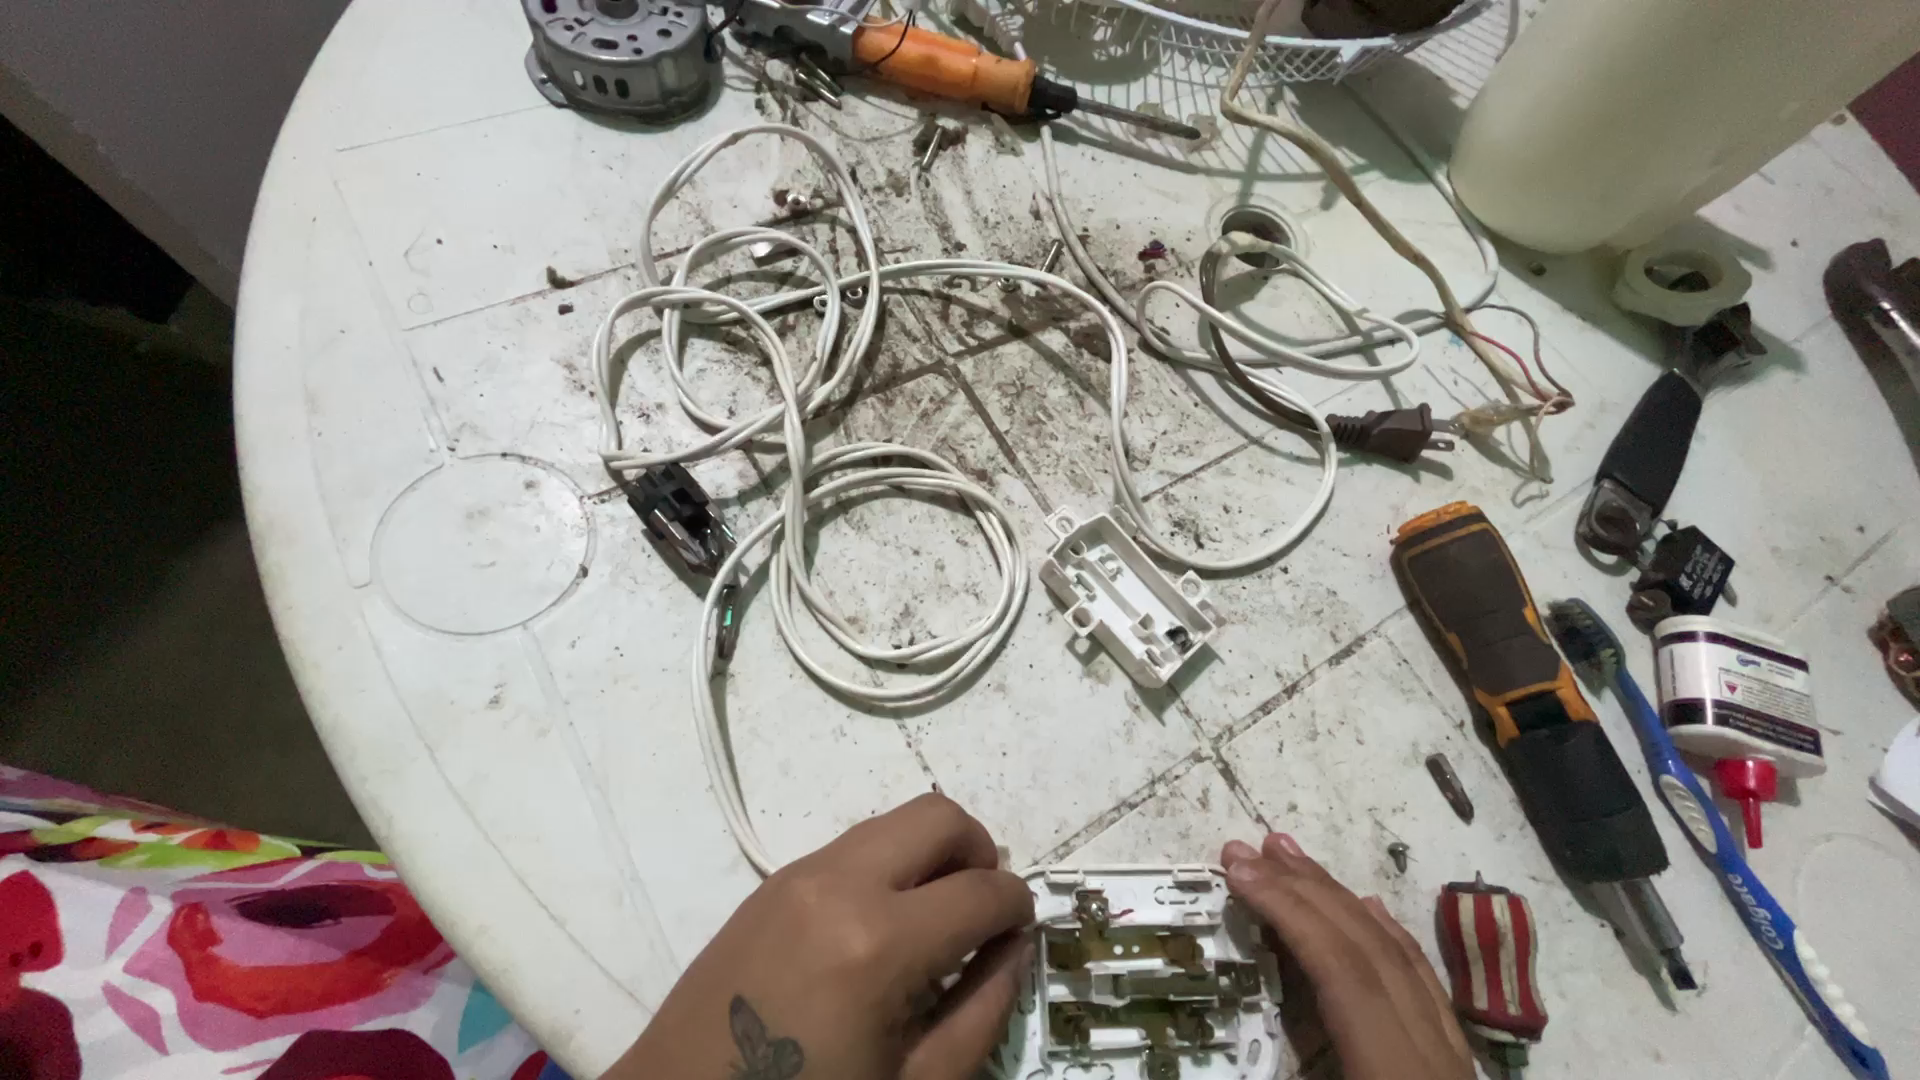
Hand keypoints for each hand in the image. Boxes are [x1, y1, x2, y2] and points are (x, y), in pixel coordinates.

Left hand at [609, 793, 1033, 1079]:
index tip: (1021, 927)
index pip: (982, 890)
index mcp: (878, 942)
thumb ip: (980, 1010)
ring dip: (932, 854)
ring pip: (895, 821)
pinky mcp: (773, 878)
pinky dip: (889, 865)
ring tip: (932, 918)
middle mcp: (840, 882)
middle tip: (981, 908)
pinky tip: (880, 925)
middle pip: (939, 816)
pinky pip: (853, 845)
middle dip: (980, 852)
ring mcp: (800, 872)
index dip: (1018, 905)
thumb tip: (1015, 945)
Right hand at [1221, 833, 1473, 1079]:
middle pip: (1370, 950)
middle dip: (1302, 890)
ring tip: (1289, 854)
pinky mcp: (1455, 1064)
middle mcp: (1435, 1058)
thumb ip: (1276, 1062)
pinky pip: (1426, 984)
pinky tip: (1366, 905)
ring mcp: (1453, 1059)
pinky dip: (1388, 934)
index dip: (1287, 912)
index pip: (1343, 971)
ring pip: (1399, 956)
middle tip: (1246, 849)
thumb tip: (1227, 1011)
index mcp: (1396, 1074)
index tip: (1236, 872)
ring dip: (1338, 898)